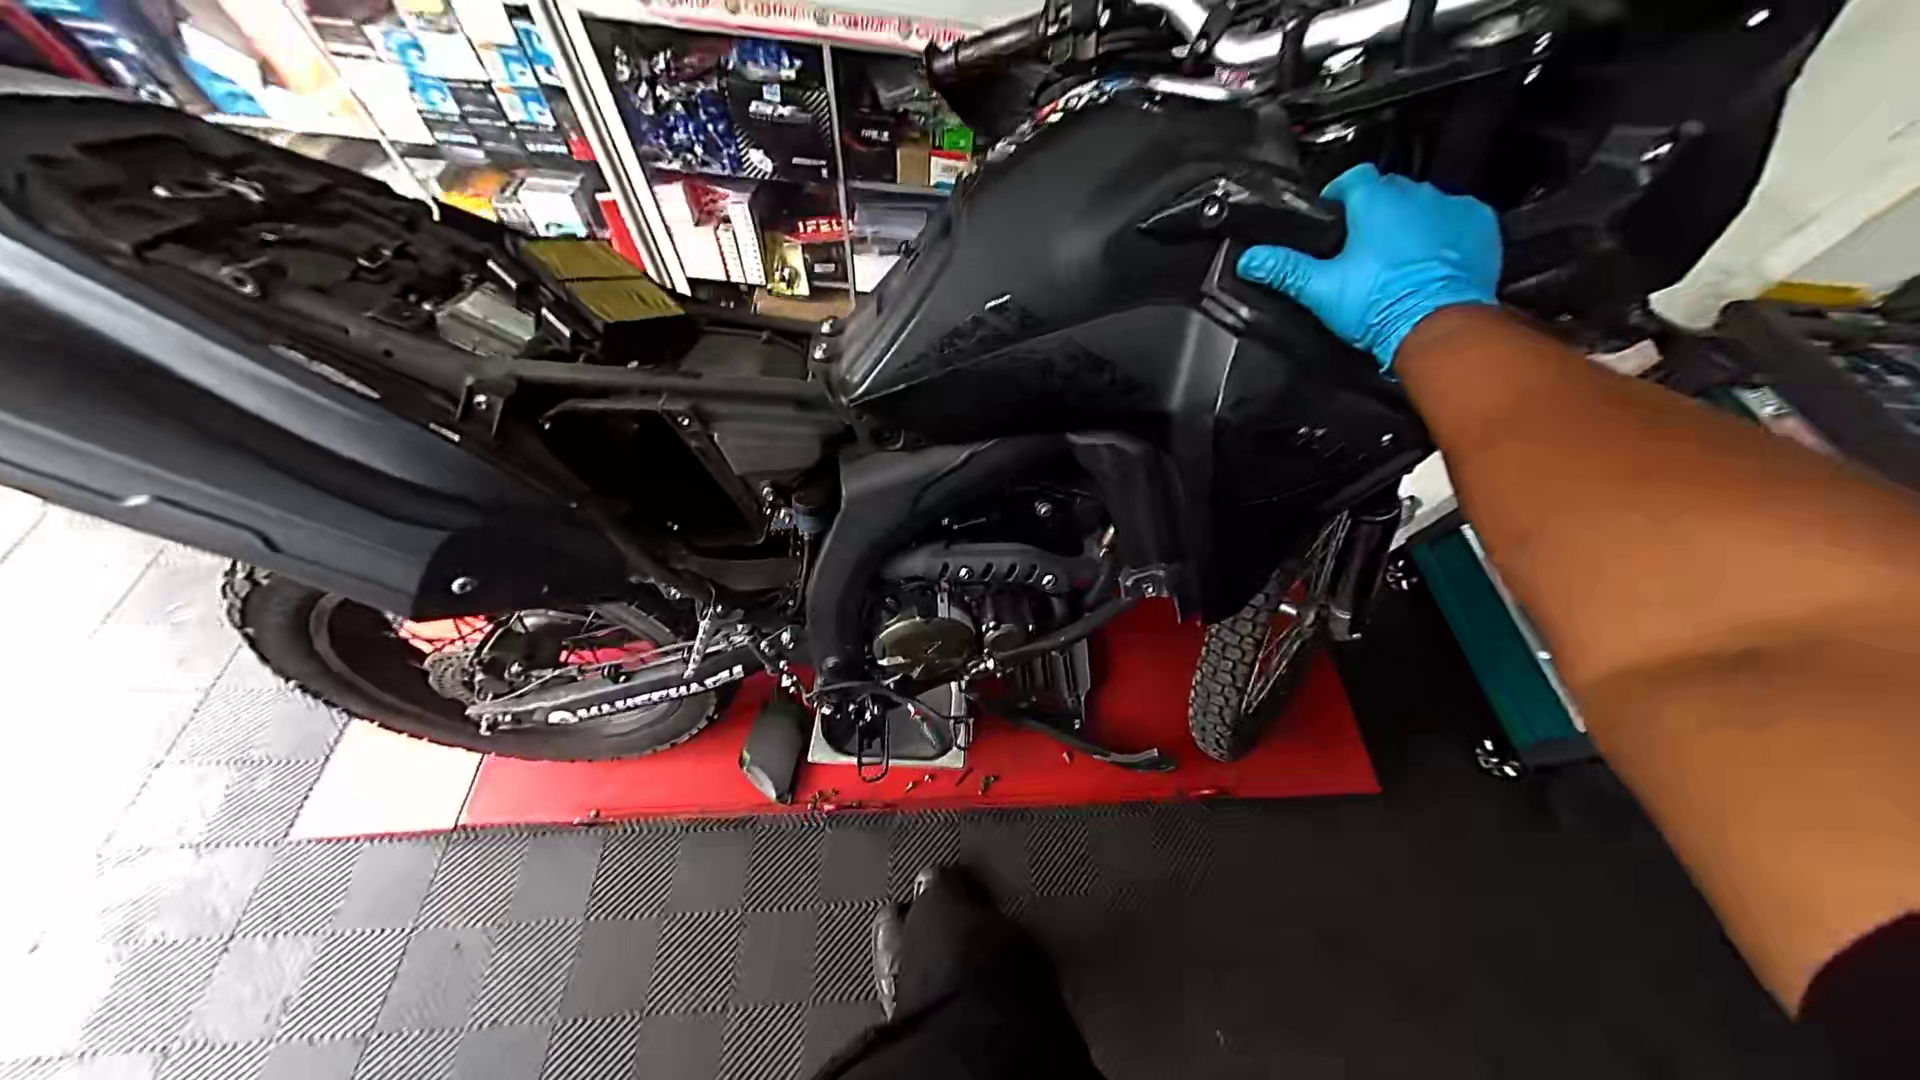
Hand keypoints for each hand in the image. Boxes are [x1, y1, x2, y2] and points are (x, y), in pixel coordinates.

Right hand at [1236, 164, 1501, 368]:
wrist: (1436, 326)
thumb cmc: (1382, 306)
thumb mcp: (1319, 289)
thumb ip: (1283, 269)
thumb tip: (1251, 259)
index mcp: (1376, 202)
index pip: (1352, 178)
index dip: (1337, 195)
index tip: (1330, 216)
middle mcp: (1417, 196)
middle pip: (1387, 191)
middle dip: (1371, 213)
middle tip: (1356, 250)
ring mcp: (1452, 208)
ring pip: (1421, 205)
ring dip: (1406, 224)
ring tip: (1390, 261)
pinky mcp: (1478, 226)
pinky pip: (1455, 220)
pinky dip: (1440, 235)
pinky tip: (1424, 262)